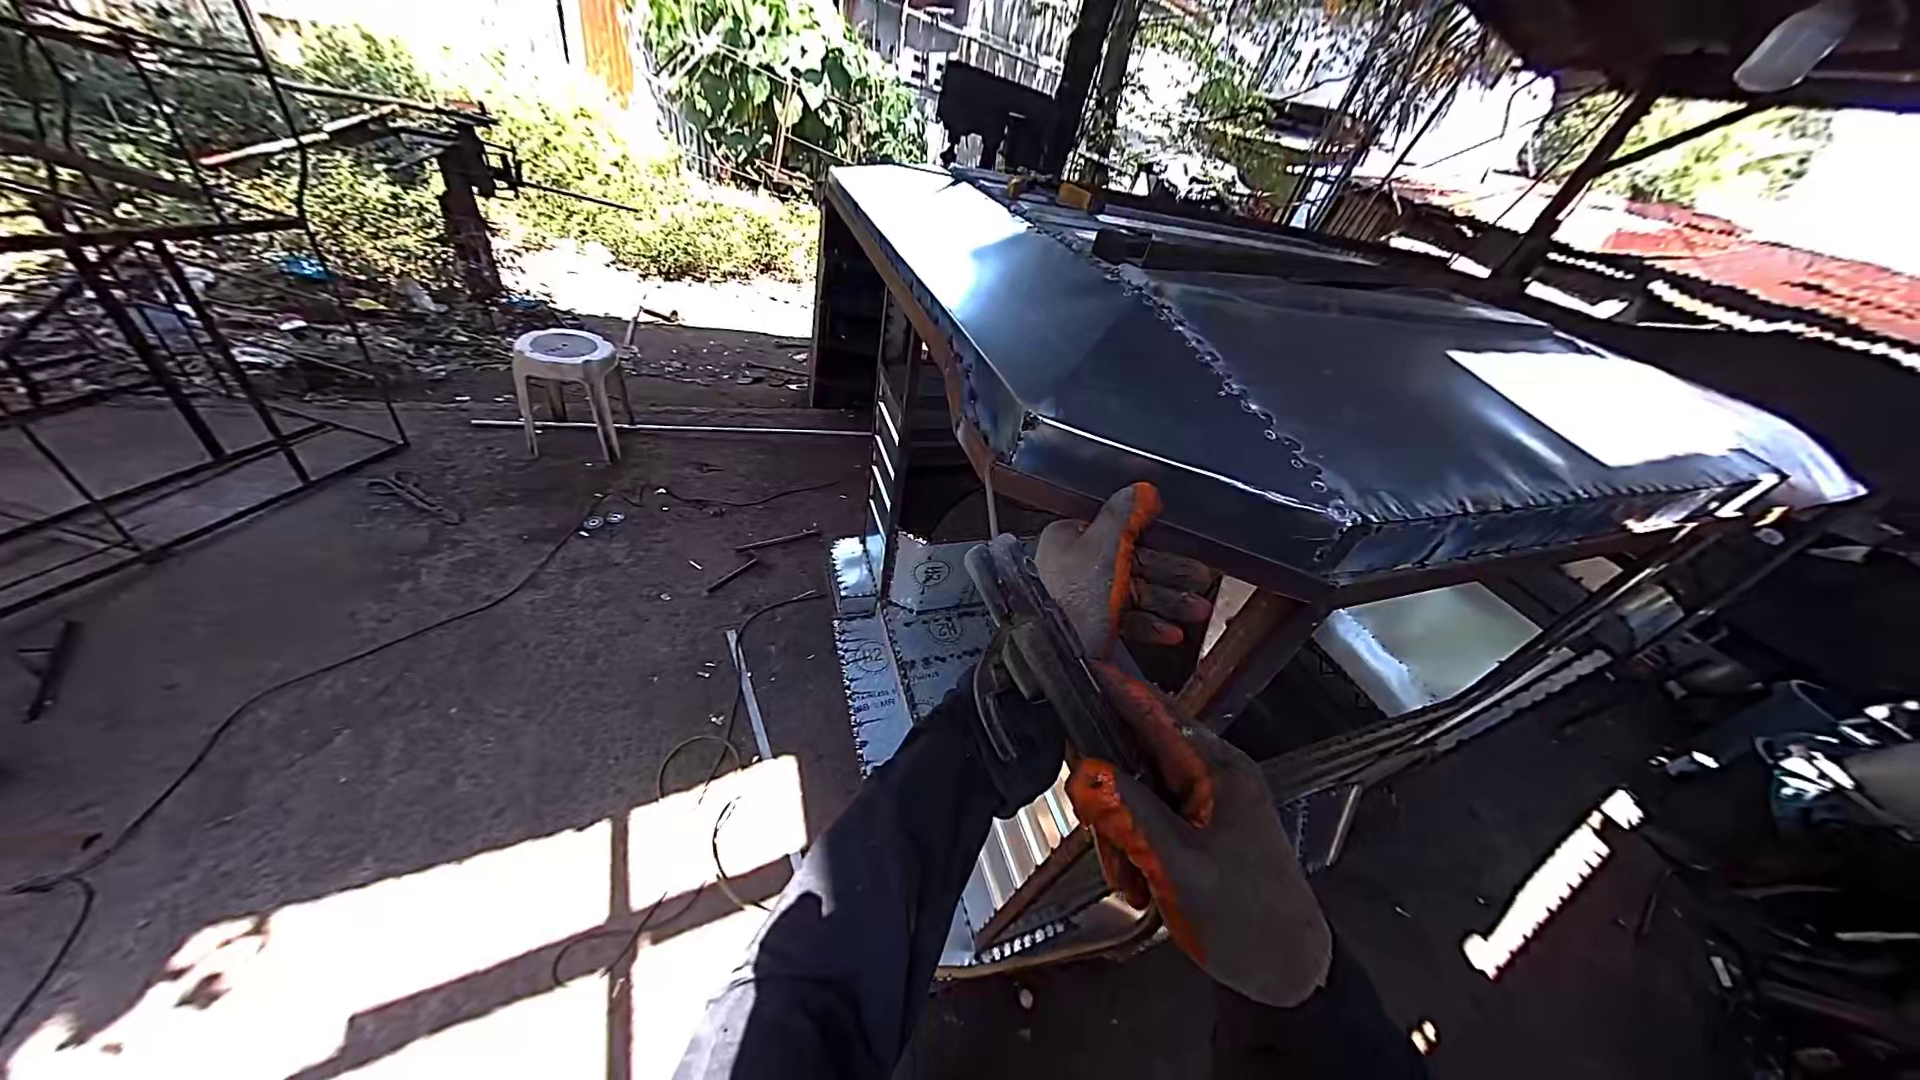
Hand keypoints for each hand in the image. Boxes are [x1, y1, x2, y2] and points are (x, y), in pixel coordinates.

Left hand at [1034, 483, 1216, 660]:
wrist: (1056, 656)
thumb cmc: (1074, 598)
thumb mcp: (1103, 549)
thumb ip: (1124, 517)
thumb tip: (1142, 490)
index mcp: (1068, 539)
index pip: (1117, 531)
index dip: (1153, 538)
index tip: (1183, 544)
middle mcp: (1072, 565)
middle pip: (1129, 563)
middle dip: (1170, 574)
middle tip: (1201, 580)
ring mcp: (1080, 598)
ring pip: (1131, 593)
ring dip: (1168, 601)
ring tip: (1197, 611)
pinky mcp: (1088, 627)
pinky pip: (1123, 619)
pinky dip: (1149, 624)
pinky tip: (1171, 633)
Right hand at [1066, 664, 1331, 1006]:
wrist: (1287, 976)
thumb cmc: (1248, 921)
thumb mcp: (1180, 864)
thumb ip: (1130, 812)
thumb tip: (1086, 769)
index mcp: (1217, 769)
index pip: (1157, 714)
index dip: (1118, 690)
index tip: (1083, 670)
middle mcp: (1209, 774)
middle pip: (1135, 755)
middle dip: (1112, 798)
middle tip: (1108, 839)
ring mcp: (1201, 800)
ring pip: (1133, 790)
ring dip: (1121, 832)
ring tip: (1133, 876)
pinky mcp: (1193, 823)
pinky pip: (1144, 816)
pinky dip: (1132, 845)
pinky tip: (1142, 880)